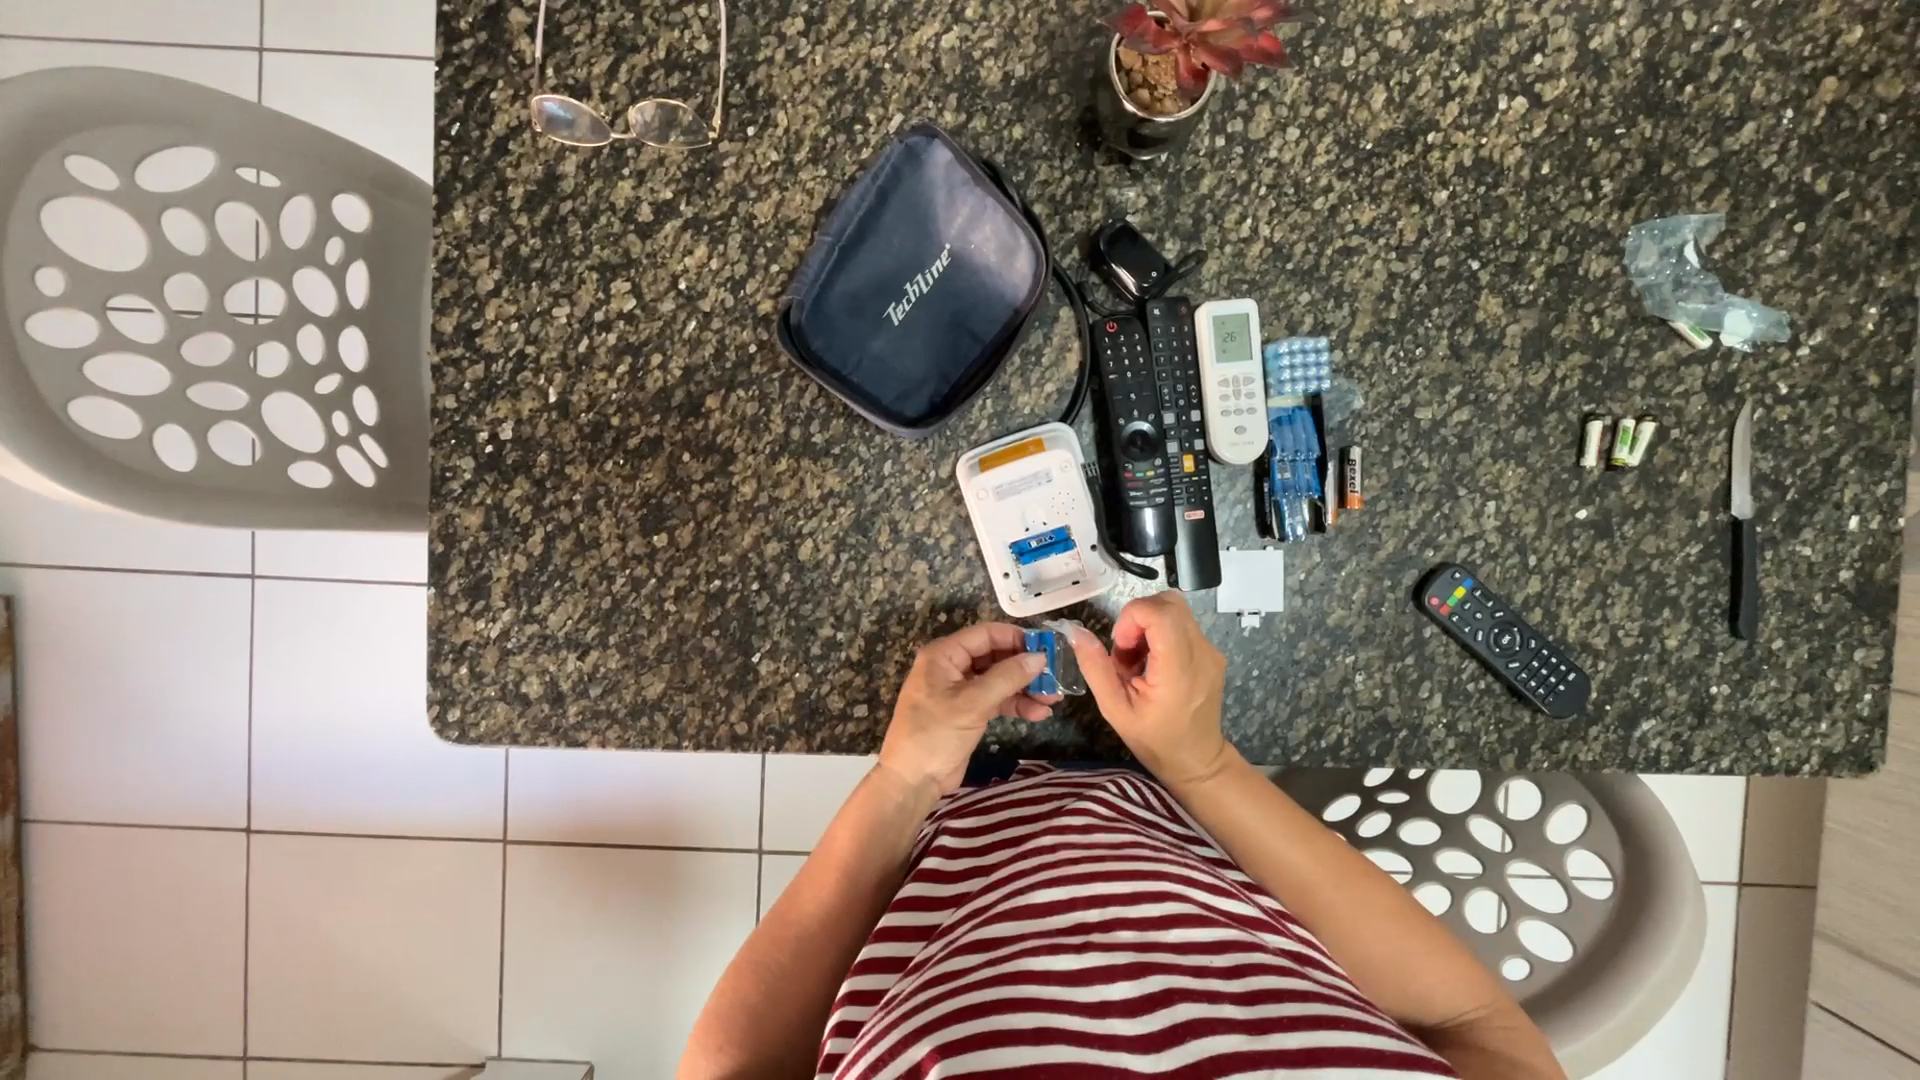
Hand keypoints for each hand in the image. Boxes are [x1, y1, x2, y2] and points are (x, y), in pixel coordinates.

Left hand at [878, 623, 1055, 796]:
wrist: (913, 780)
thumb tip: (1039, 658)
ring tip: (1053, 699)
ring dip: (1025, 689)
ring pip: (999, 680)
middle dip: (1024, 667)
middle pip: (995, 656)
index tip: (1046, 648)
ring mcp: (960, 690)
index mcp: (944, 655)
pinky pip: (996, 700)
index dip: (1016, 639)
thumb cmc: (936, 734)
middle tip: (1054, 676)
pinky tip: (1039, 714)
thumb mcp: (973, 703)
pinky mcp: (968, 712)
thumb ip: (1007, 677)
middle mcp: (951, 667)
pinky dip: (1016, 705)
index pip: (985, 635)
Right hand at [1070, 592, 1230, 789]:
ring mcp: (1210, 651)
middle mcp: (1201, 653)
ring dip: (1149, 625)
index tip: (1121, 647)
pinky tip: (1154, 664)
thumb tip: (1075, 631)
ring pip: (1176, 610)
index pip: (1160, 612)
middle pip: (1169, 602)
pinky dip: (1161, 634)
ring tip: (1139, 661)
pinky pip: (1183, 625)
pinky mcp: (1211, 653)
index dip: (1131, 618)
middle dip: (1138, 617)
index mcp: (1178, 670)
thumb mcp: (1115, 709)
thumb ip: (1095, 667)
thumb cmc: (1154, 740)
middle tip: (1127, 652)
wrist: (1196, 760)